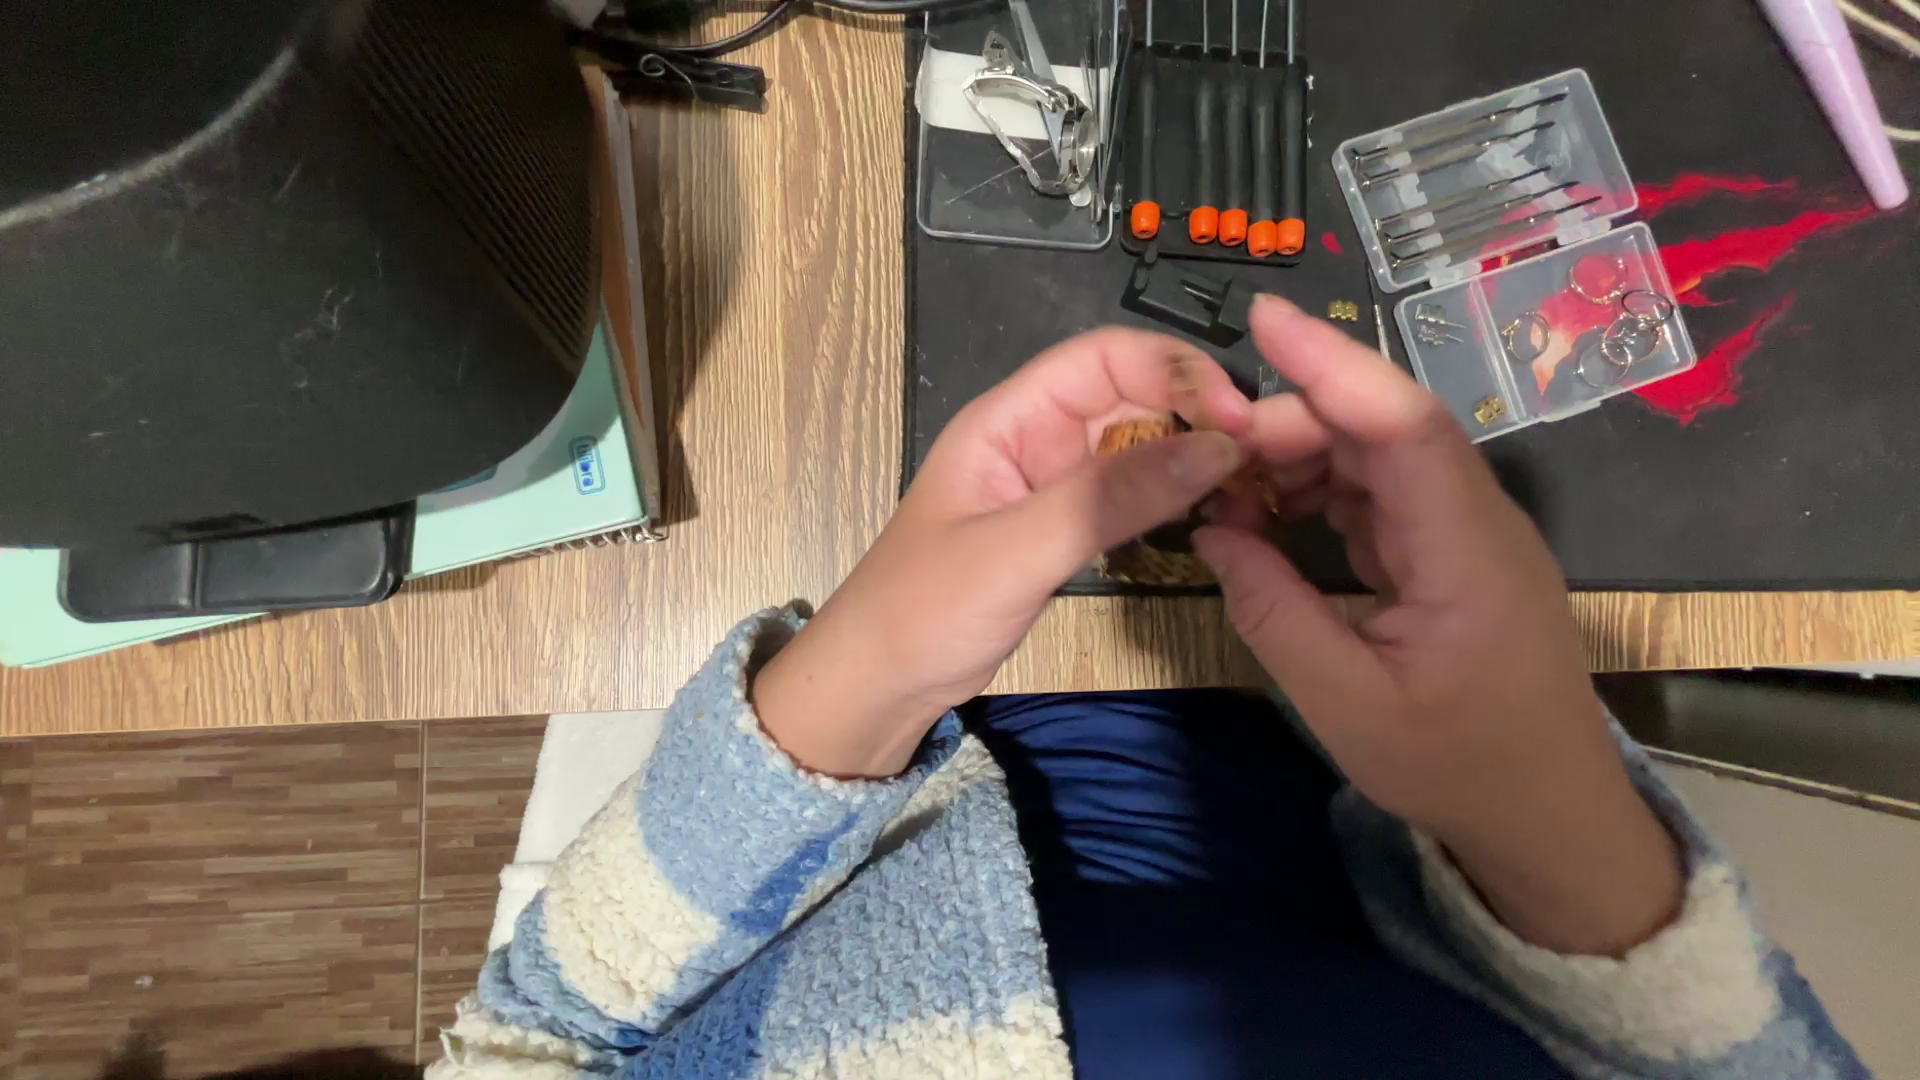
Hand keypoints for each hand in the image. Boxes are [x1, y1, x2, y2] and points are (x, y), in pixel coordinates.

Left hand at [753, 328, 1251, 779]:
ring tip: (1246, 476)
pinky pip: (1123, 497)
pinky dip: (1164, 496)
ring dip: (1185, 452)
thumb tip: (1215, 447)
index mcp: (1007, 420)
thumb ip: (1107, 499)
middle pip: (1125, 395)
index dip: (1170, 369)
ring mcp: (1048, 489)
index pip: (1100, 358)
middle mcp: (1032, 441)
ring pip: (1131, 446)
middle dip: (1190, 408)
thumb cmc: (924, 610)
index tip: (1233, 414)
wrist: (880, 683)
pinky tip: (1204, 508)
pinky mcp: (1060, 533)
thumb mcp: (1013, 551)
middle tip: (1258, 450)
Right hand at [1195, 295, 1681, 955]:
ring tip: (1225, 487)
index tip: (1262, 318)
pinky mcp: (1443, 550)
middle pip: (1380, 429)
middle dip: (1286, 424)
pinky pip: (1373, 493)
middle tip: (1204, 450)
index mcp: (1466, 554)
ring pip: (1373, 454)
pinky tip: (1265, 513)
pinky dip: (1313, 491)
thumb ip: (1268, 606)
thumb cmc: (1451, 764)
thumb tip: (1211, 532)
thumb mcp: (1339, 698)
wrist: (1541, 813)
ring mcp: (1462, 532)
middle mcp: (1474, 521)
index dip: (1333, 363)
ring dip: (1295, 457)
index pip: (1403, 426)